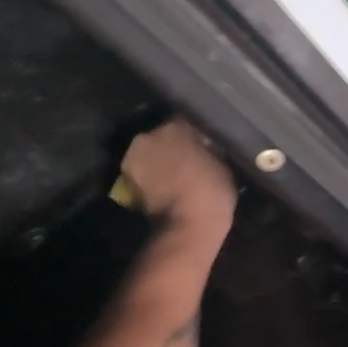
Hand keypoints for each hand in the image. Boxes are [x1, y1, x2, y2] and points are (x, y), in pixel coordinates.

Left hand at [120, 121, 235, 243]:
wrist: (186, 226)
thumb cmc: (213, 193)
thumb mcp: (223, 165)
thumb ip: (210, 148)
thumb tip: (206, 141)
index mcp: (175, 127)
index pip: (186, 120)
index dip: (195, 131)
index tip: (204, 140)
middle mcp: (148, 135)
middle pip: (162, 135)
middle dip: (174, 144)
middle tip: (189, 157)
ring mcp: (132, 156)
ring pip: (150, 151)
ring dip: (160, 158)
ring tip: (176, 172)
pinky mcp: (124, 178)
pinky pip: (142, 168)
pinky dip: (151, 173)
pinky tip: (165, 184)